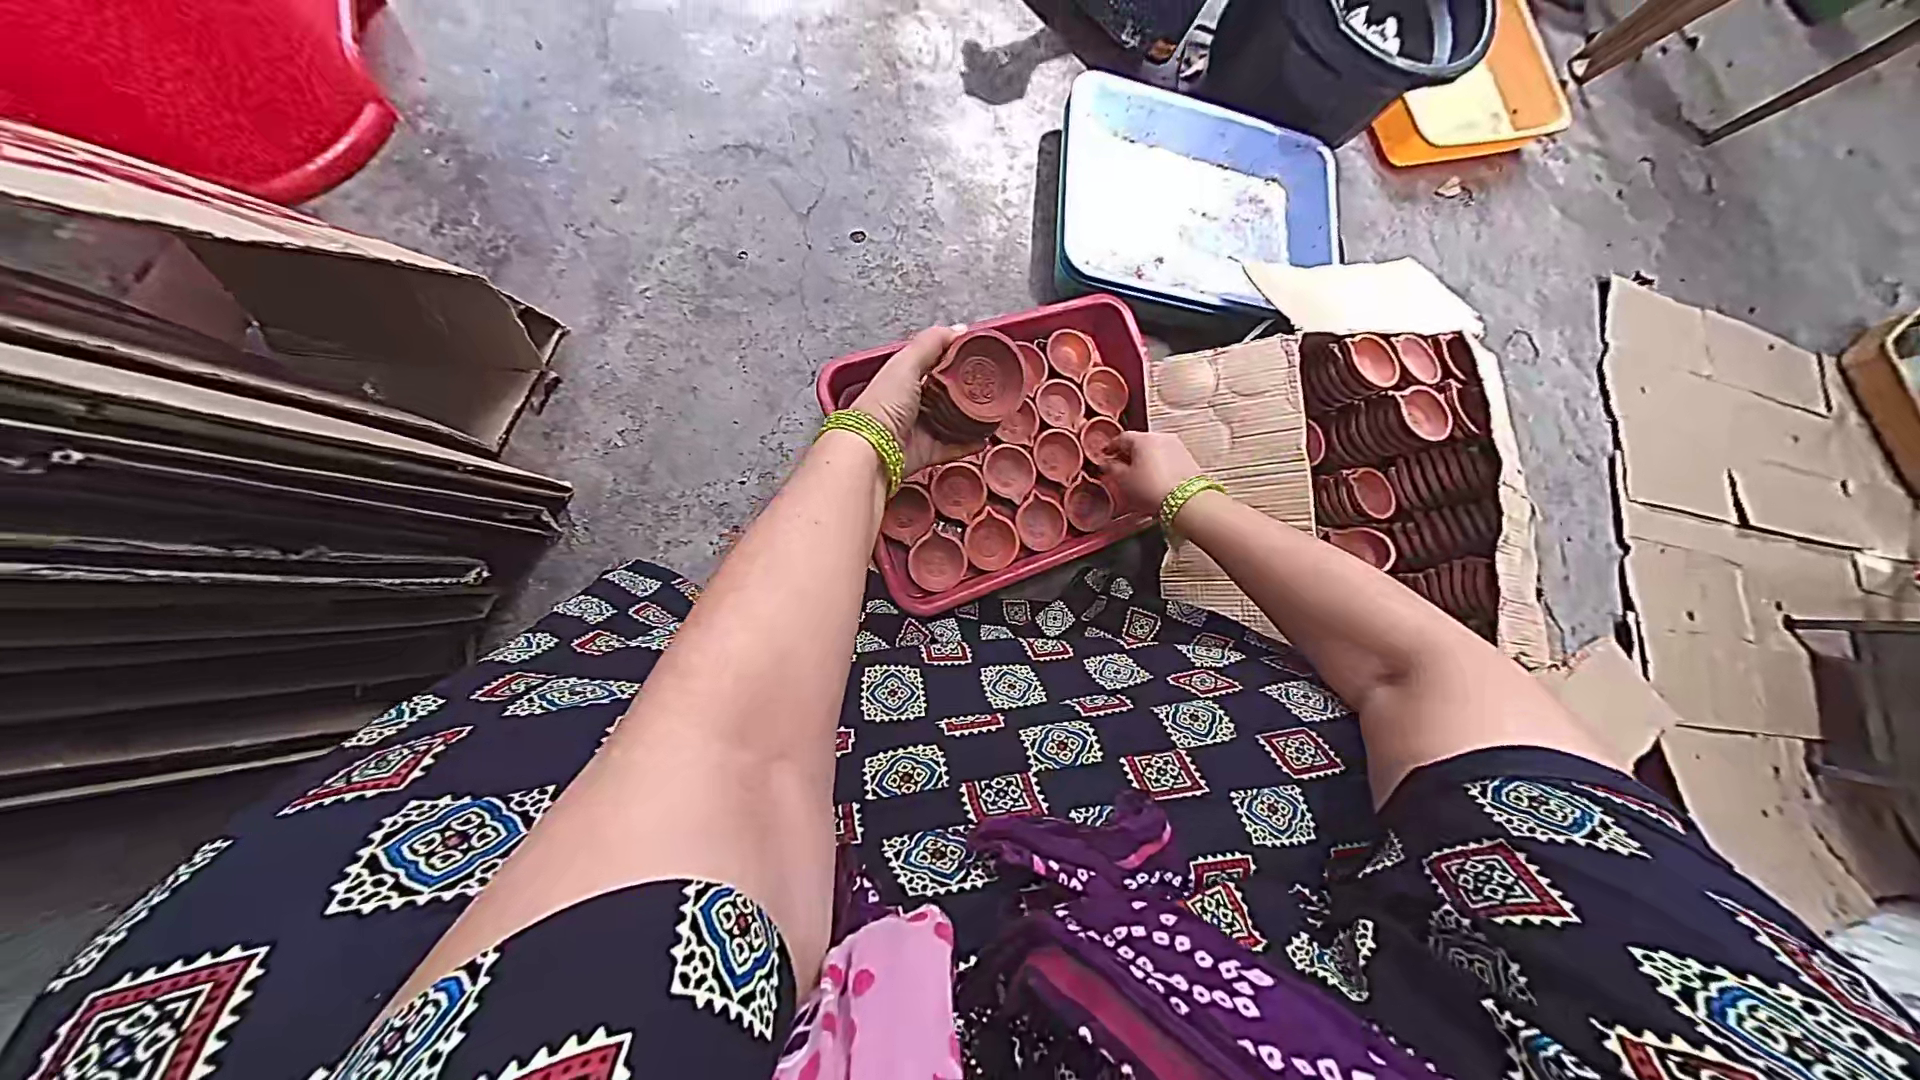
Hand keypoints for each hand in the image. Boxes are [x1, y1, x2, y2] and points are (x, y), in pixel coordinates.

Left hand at [850, 324, 988, 476]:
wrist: (873, 449)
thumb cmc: (885, 402)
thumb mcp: (907, 363)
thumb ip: (932, 343)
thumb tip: (960, 329)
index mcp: (906, 377)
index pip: (937, 363)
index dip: (958, 359)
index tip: (984, 357)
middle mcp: (913, 402)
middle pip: (947, 393)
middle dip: (970, 391)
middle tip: (996, 386)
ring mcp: (920, 428)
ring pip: (953, 420)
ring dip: (973, 417)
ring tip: (996, 411)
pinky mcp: (927, 452)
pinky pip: (953, 446)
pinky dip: (969, 443)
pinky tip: (986, 438)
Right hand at [1103, 430, 1205, 514]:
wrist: (1186, 501)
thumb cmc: (1153, 489)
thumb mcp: (1123, 480)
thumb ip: (1111, 467)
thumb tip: (1107, 463)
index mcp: (1143, 438)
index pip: (1121, 438)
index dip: (1111, 448)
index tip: (1106, 455)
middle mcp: (1161, 437)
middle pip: (1139, 442)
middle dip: (1127, 454)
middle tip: (1119, 467)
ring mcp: (1176, 447)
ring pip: (1153, 449)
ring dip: (1143, 459)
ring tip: (1137, 476)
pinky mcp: (1186, 458)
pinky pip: (1165, 457)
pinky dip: (1157, 465)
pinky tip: (1153, 478)